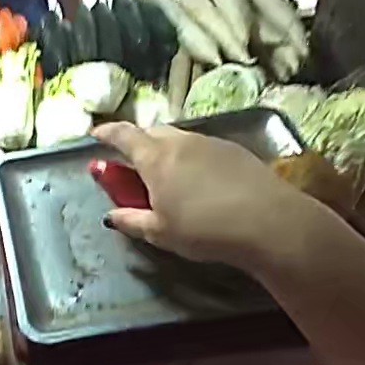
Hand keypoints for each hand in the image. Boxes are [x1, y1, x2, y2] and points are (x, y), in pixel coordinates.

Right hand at [90, 120, 330, 271]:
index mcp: (155, 159)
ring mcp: (210, 143)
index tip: (96, 135)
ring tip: (165, 175)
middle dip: (137, 142)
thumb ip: (130, 220)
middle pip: (151, 132)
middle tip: (131, 163)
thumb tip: (111, 215)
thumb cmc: (203, 229)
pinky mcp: (234, 151)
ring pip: (178, 138)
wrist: (268, 223)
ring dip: (165, 150)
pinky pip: (200, 147)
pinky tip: (196, 181)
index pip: (124, 135)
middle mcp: (181, 143)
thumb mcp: (159, 232)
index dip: (107, 133)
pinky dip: (189, 157)